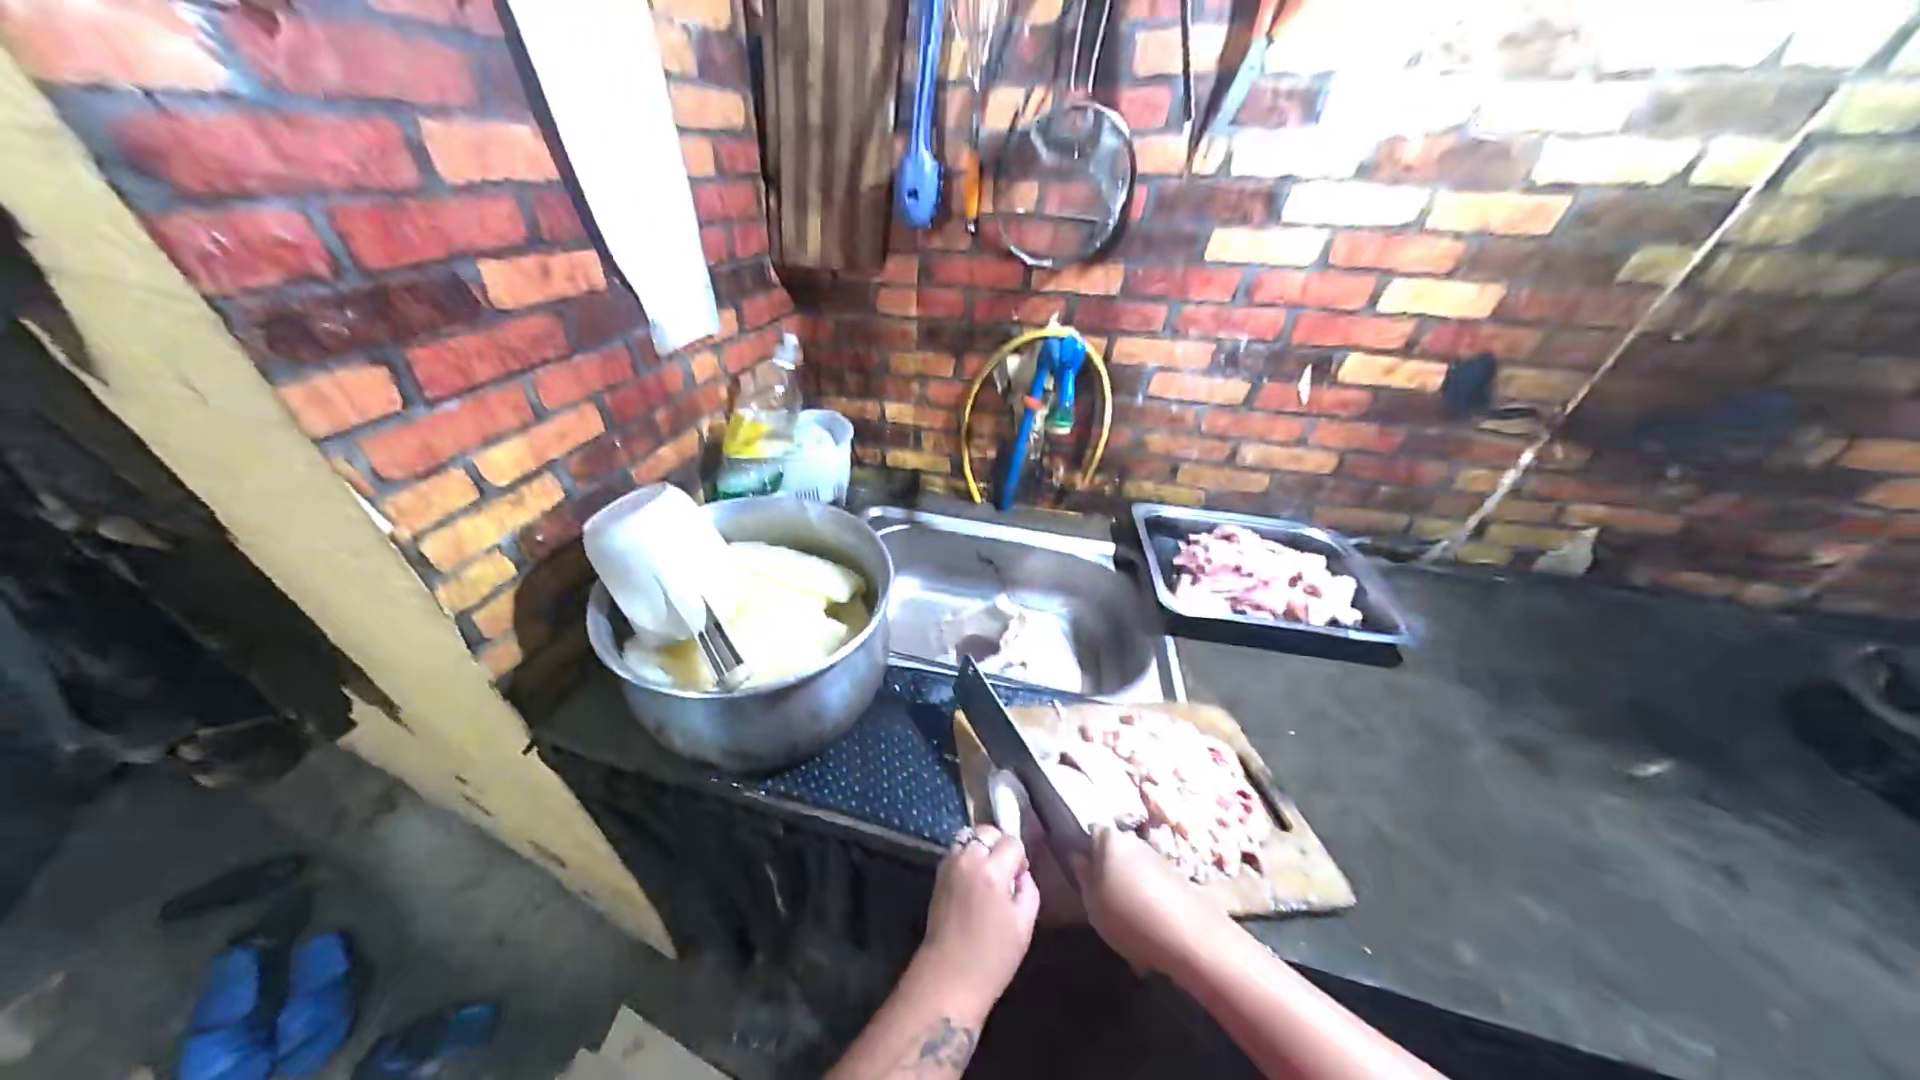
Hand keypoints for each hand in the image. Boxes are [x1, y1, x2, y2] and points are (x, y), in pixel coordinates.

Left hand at [918, 824, 1039, 1001]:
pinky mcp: (937, 875)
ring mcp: (949, 865)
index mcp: (992, 870)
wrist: (948, 978)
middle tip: (1005, 873)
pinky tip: (973, 883)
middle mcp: (967, 859)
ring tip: (987, 877)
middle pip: (987, 831)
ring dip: (981, 849)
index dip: (1020, 858)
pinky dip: (967, 858)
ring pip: (969, 838)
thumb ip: (1028, 889)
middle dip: (999, 845)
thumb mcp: (1024, 925)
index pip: (1012, 841)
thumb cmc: (992, 957)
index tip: (1019, 878)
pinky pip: (957, 852)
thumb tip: (1021, 874)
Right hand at [1070, 825, 1230, 976]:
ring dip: (1133, 883)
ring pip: (1138, 866)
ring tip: (1131, 916)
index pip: (1094, 831)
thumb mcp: (1092, 902)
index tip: (1086, 871)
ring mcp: (1162, 858)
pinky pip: (1157, 883)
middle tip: (1106, 896)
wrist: (1188, 936)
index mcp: (1112, 840)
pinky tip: (1151, 923)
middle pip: (1118, 849)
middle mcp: (1137, 841)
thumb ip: (1083, 875)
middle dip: (1113, 866)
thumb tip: (1078, 855)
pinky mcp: (1182, 878)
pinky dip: (1152, 897)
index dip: (1089, 849)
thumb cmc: (1127, 915)